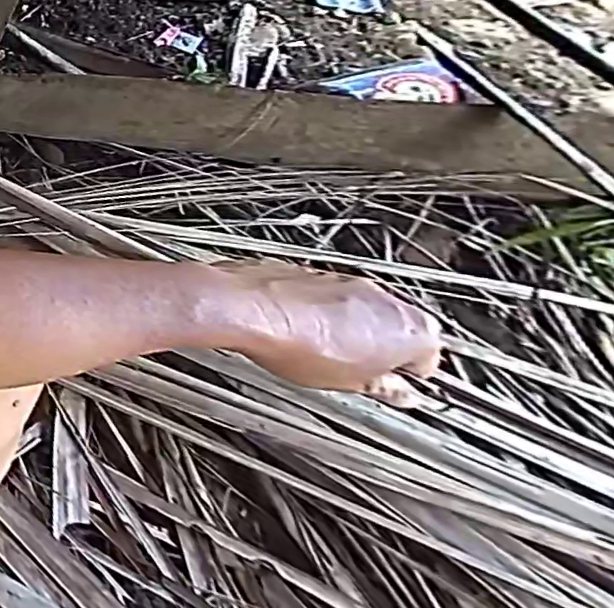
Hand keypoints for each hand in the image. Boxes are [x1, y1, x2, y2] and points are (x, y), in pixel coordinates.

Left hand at [223, 262, 441, 405]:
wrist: (237, 306)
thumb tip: (400, 392)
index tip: (377, 381)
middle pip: (386, 328)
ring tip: (305, 344)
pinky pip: (309, 291)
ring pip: (347, 307)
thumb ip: (385, 387)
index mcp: (411, 327)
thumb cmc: (295, 345)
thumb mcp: (350, 383)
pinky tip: (282, 321)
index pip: (424, 360)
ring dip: (334, 324)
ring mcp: (334, 277)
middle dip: (369, 346)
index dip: (397, 374)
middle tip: (342, 365)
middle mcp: (378, 294)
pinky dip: (302, 304)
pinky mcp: (296, 267)